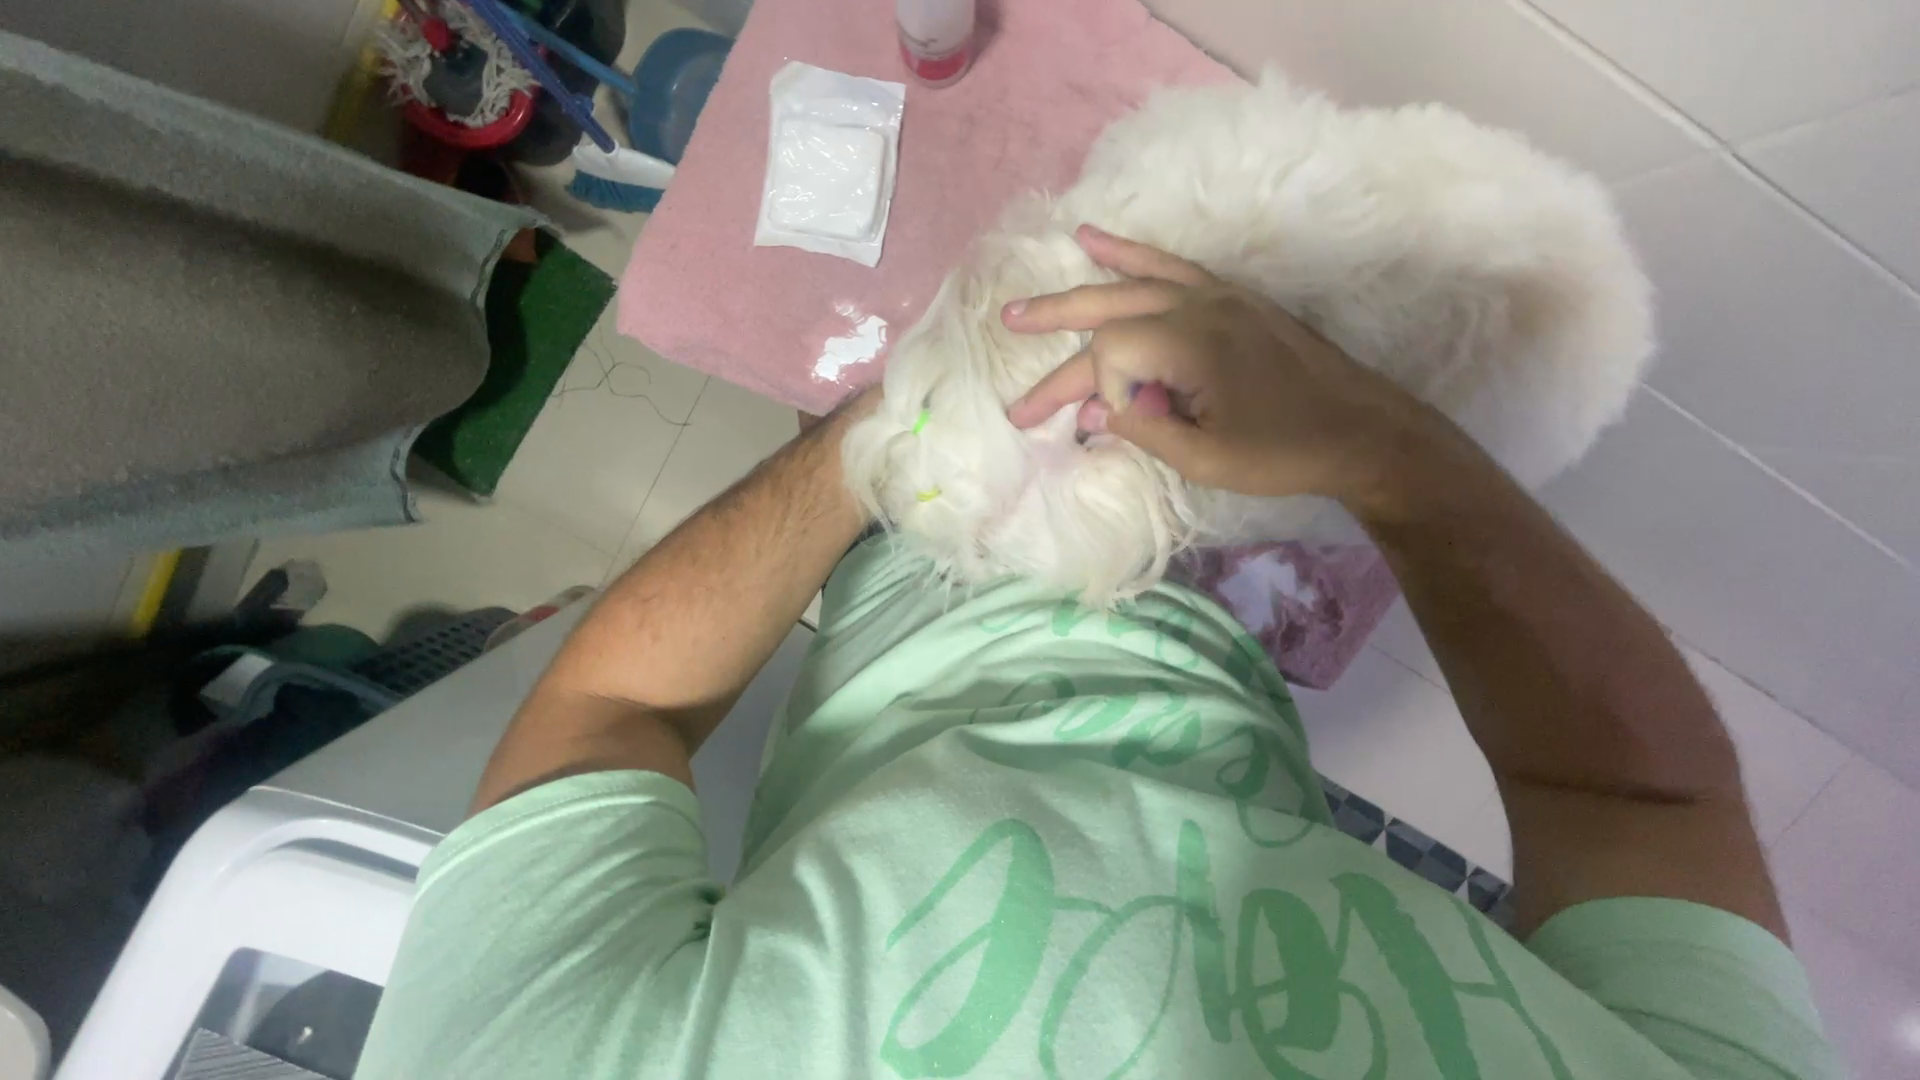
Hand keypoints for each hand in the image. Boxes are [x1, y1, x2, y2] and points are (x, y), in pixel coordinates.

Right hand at [1003, 226, 1453, 505]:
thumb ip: (1142, 427)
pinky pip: (1169, 267)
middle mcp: (1197, 306)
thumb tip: (1095, 409)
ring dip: (1074, 294)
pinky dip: (1128, 255)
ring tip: (1024, 307)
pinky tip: (1093, 239)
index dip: (1103, 390)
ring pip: (1128, 286)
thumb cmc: (1281, 453)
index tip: (1129, 421)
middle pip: (1105, 308)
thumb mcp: (1203, 459)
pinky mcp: (1230, 297)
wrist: (1360, 430)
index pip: (1110, 350)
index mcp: (1191, 344)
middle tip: (1005, 330)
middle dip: (1052, 326)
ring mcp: (1216, 295)